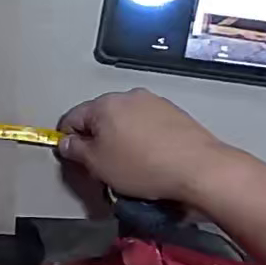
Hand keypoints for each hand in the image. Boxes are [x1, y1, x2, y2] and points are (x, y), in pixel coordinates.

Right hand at [56, 88, 243, 203]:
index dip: (67, 139)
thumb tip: (67, 142)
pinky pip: (147, 124)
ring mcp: (154, 102)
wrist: (198, 168)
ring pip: (125, 120)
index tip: (73, 157)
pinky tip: (150, 159)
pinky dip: (143, 139)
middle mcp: (128, 96)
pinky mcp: (174, 113)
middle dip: (97, 138)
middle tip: (102, 164)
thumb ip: (75, 150)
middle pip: (99, 116)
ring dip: (121, 138)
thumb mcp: (97, 164)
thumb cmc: (144, 166)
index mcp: (104, 104)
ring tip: (130, 164)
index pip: (72, 117)